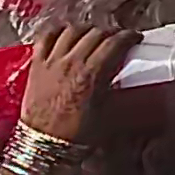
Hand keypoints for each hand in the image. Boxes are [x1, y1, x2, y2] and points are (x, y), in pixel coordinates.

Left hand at [20, 24, 141, 140]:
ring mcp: (52, 61)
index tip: (134, 37)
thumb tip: (137, 88)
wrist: (43, 145)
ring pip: (72, 31)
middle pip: (95, 34)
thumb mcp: (109, 116)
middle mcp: (72, 63)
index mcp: (92, 75)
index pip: (114, 43)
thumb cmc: (77, 136)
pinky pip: (46, 36)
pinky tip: (65, 32)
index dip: (128, 36)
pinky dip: (58, 30)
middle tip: (118, 38)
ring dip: (87, 29)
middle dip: (111, 32)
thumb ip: (122, 96)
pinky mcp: (36, 64)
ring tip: (93, 33)